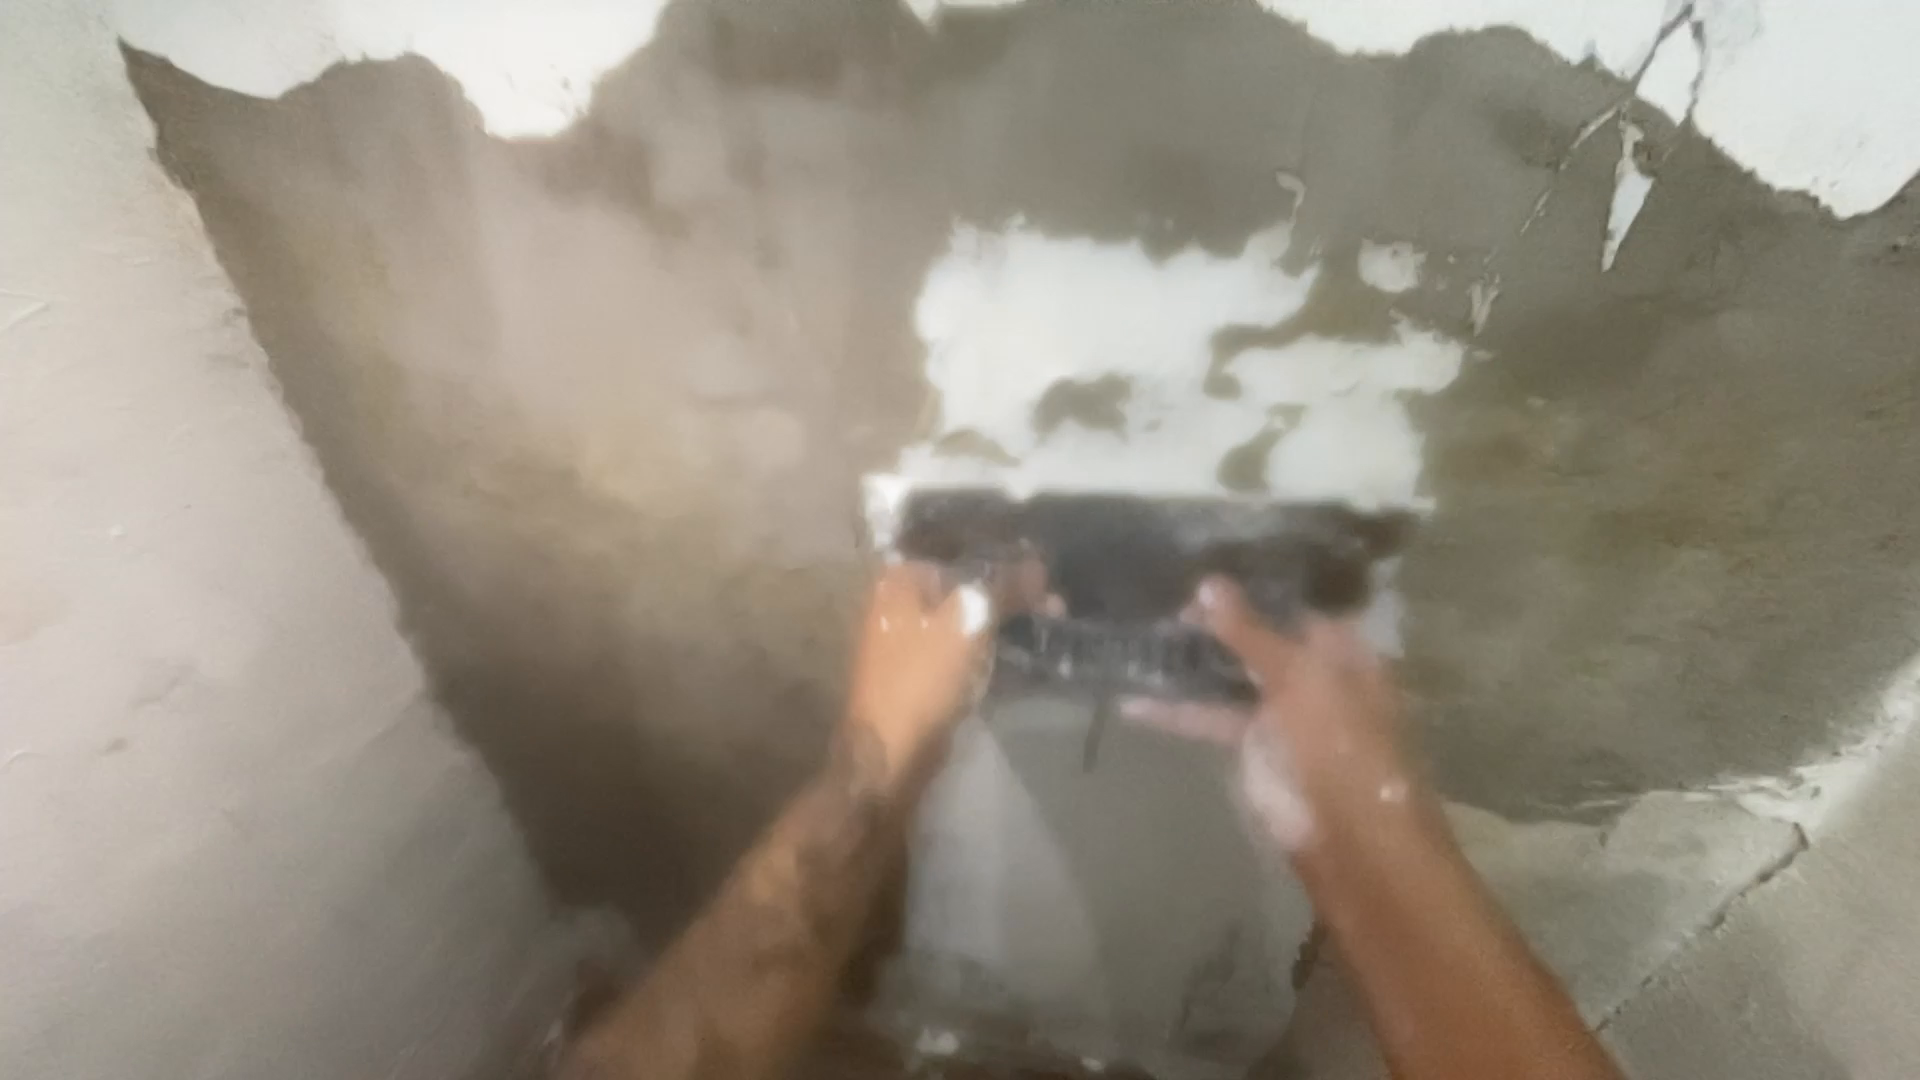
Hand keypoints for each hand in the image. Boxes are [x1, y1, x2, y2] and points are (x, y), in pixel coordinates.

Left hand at [843, 559, 1048, 782]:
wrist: (891, 753)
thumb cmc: (923, 676)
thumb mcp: (968, 622)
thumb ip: (1003, 588)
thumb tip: (1038, 564)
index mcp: (902, 578)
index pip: (961, 552)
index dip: (1005, 558)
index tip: (1044, 570)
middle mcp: (901, 601)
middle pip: (966, 587)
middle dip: (1012, 592)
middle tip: (1054, 604)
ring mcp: (911, 640)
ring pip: (969, 620)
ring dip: (1007, 622)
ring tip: (1052, 623)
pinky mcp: (924, 673)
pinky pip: (965, 650)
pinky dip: (993, 649)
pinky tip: (1027, 652)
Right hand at [1122, 576, 1420, 852]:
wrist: (1346, 835)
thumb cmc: (1338, 742)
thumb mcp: (1297, 676)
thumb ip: (1249, 630)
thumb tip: (1206, 583)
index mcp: (1337, 653)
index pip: (1288, 609)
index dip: (1247, 594)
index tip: (1198, 579)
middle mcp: (1309, 676)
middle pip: (1253, 641)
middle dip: (1210, 626)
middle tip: (1161, 607)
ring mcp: (1277, 712)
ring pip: (1227, 678)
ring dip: (1189, 664)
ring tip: (1141, 641)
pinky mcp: (1249, 745)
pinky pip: (1209, 718)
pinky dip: (1175, 712)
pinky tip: (1133, 703)